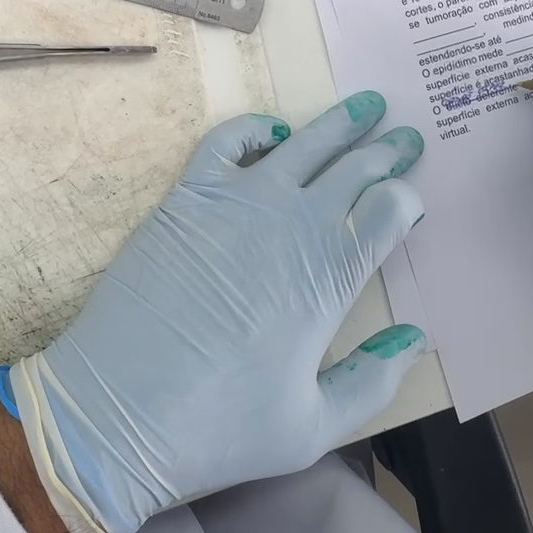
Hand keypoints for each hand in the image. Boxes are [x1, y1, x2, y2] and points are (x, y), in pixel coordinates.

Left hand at [8, 92, 429, 532]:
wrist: (116, 410)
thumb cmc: (218, 425)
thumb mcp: (313, 427)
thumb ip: (374, 380)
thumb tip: (417, 336)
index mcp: (329, 274)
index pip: (388, 210)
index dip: (406, 197)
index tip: (411, 198)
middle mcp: (292, 222)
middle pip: (355, 167)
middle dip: (388, 150)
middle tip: (408, 134)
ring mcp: (238, 199)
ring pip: (304, 142)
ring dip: (340, 122)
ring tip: (365, 105)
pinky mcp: (189, 193)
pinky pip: (228, 139)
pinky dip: (256, 126)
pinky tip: (274, 132)